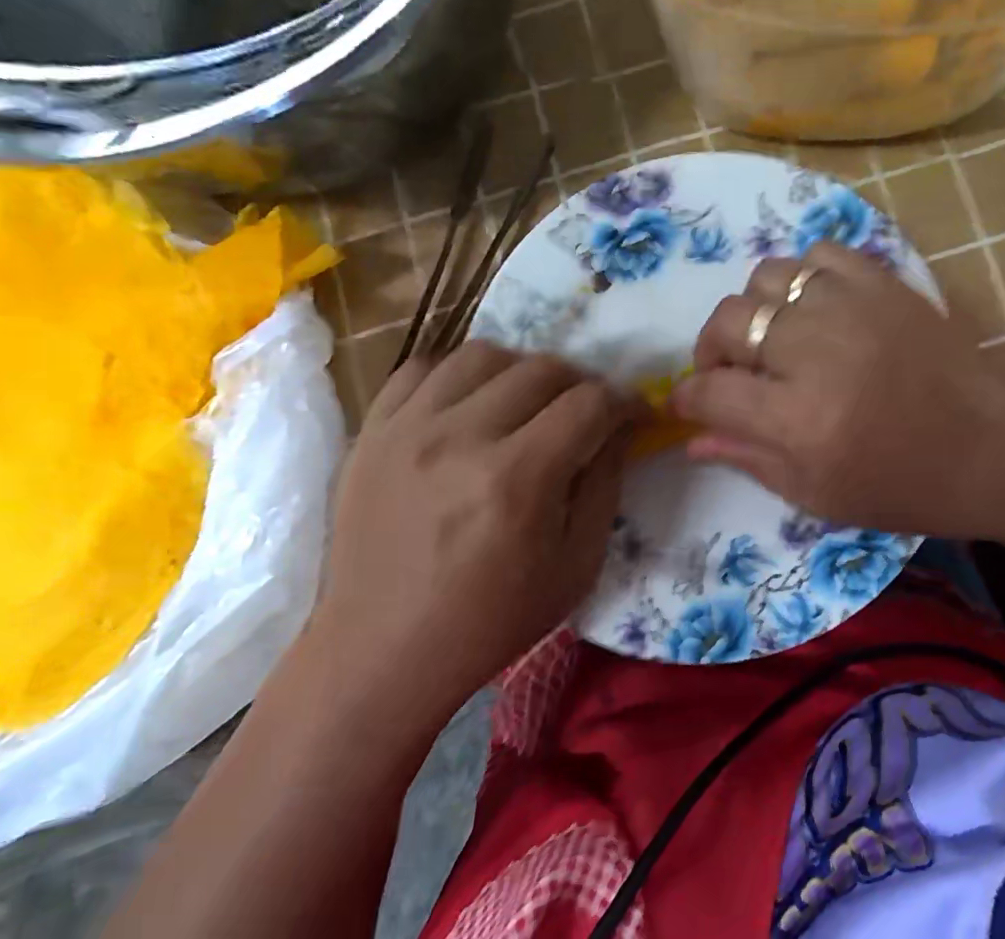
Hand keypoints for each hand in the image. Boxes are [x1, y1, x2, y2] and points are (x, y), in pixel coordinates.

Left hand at [319, 342, 637, 701]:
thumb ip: (606, 484)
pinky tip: (472, 405)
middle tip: (587, 413)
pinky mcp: (372, 433)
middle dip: (581, 383)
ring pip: (483, 355)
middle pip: (541, 369)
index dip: (624, 402)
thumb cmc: (494, 619)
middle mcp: (461, 438)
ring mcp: (407, 429)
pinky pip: (422, 369)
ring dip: (523, 370)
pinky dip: (459, 375)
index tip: (633, 415)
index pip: (590, 403)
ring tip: (529, 402)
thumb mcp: (578, 564)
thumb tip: (620, 427)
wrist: (384, 649)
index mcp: (518, 478)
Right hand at [672, 243, 1004, 538]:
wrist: (993, 451)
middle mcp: (815, 353)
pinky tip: (812, 308)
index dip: (689, 398)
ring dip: (754, 310)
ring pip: (766, 278)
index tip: (691, 403)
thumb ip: (750, 460)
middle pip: (727, 323)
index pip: (711, 391)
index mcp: (797, 420)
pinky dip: (803, 277)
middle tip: (730, 374)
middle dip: (712, 351)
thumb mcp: (819, 496)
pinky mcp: (885, 284)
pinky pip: (819, 255)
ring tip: (772, 338)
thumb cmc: (905, 487)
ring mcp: (852, 308)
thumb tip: (692, 437)